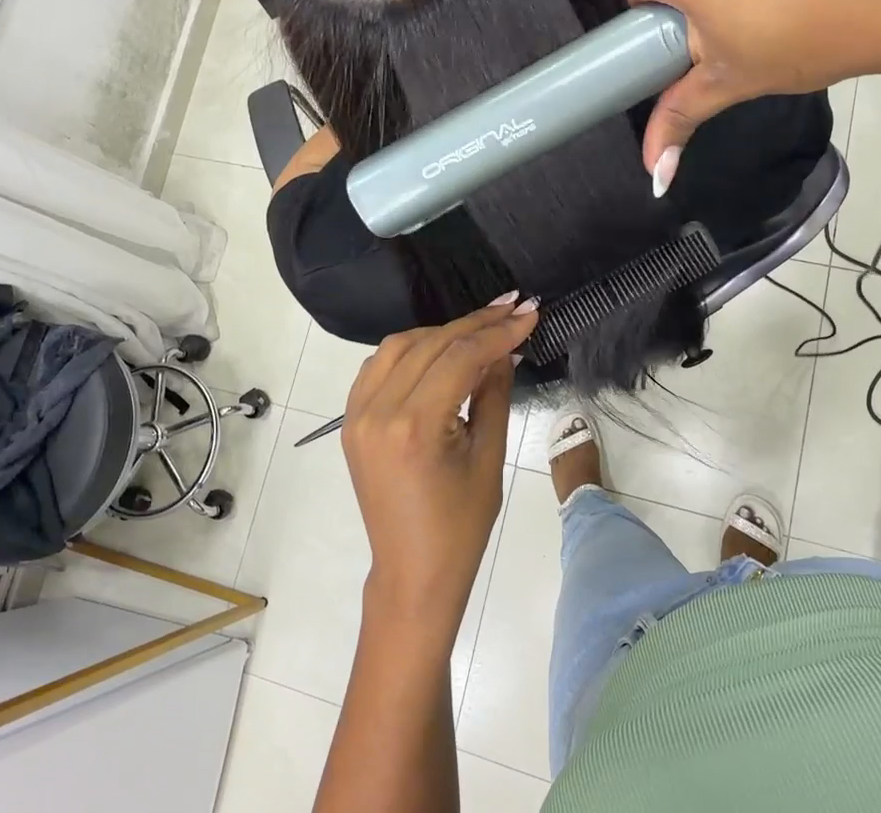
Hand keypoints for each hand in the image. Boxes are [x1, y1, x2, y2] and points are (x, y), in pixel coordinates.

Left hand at [341, 295, 537, 629]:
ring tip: (481, 329)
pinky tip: (439, 351)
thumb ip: (492, 394)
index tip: (528, 312)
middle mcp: (377, 411)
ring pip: (398, 347)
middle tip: (513, 308)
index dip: (498, 331)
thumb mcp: (488, 458)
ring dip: (440, 333)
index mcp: (415, 426)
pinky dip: (409, 351)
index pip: (460, 357)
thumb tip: (503, 349)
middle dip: (474, 324)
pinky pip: (377, 367)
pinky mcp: (351, 422)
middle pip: (429, 345)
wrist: (413, 570)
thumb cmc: (461, 526)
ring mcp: (357, 415)